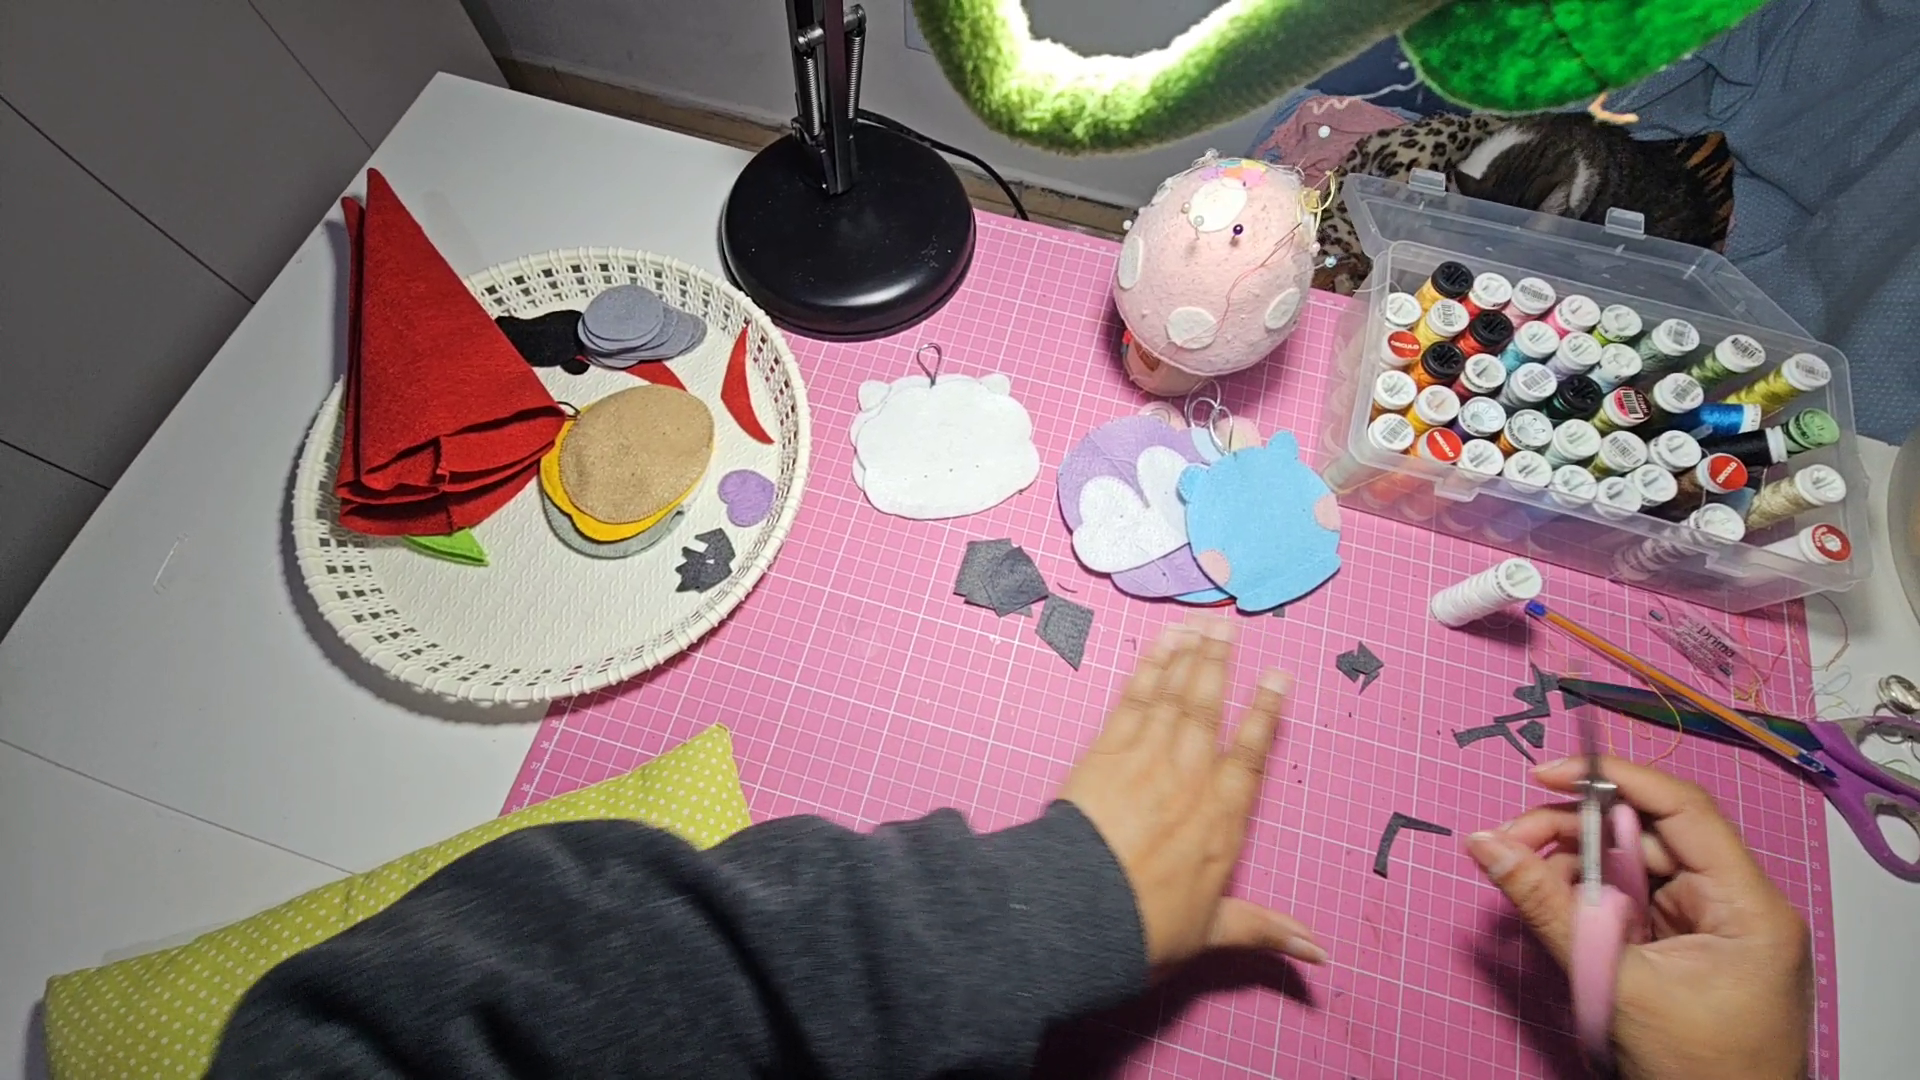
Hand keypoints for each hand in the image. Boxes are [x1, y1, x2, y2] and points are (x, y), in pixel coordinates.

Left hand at [1058, 615, 1323, 969]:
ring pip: (1175, 696)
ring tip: (1201, 624)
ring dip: (1189, 656)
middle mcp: (1191, 777)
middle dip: (1220, 664)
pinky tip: (1160, 645)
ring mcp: (1148, 757)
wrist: (1082, 909)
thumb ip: (1264, 929)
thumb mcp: (1212, 932)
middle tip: (1228, 627)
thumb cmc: (1147, 923)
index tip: (1278, 677)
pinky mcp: (1109, 750)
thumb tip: (1318, 954)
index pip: (1251, 754)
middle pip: (1209, 709)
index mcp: (1222, 819)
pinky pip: (1134, 699)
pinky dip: (1149, 668)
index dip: (1266, 712)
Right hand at [1464, 757, 1810, 1079]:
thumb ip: (1543, 903)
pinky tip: (1549, 898)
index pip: (1682, 809)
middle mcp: (1729, 900)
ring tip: (1522, 875)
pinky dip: (1577, 885)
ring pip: (1623, 856)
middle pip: (1639, 830)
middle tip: (1509, 840)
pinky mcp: (1675, 932)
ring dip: (1566, 857)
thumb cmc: (1693, 1066)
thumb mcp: (1609, 978)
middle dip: (1568, 828)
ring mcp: (1703, 917)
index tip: (1544, 775)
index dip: (1612, 780)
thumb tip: (1483, 842)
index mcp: (1745, 906)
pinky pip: (1619, 886)